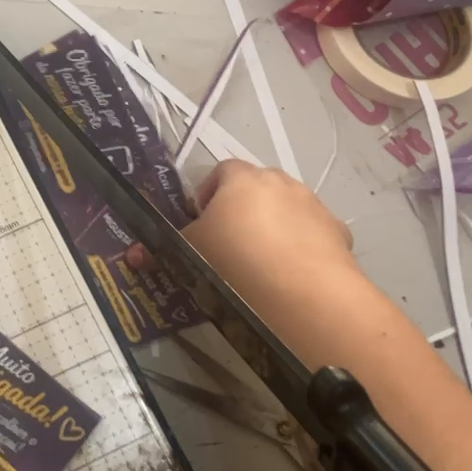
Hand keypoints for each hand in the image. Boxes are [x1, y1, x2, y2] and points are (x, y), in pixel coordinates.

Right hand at [134, 159, 354, 304]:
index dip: (206, 196)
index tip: (200, 225)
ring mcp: (315, 207)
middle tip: (226, 246)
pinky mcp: (339, 236)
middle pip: (255, 189)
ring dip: (272, 229)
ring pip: (286, 212)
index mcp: (242, 178)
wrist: (306, 298)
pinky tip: (289, 279)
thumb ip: (160, 251)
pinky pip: (311, 236)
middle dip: (241, 211)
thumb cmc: (234, 263)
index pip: (220, 172)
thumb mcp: (188, 256)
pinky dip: (300, 250)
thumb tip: (132, 255)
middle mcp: (282, 183)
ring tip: (259, 267)